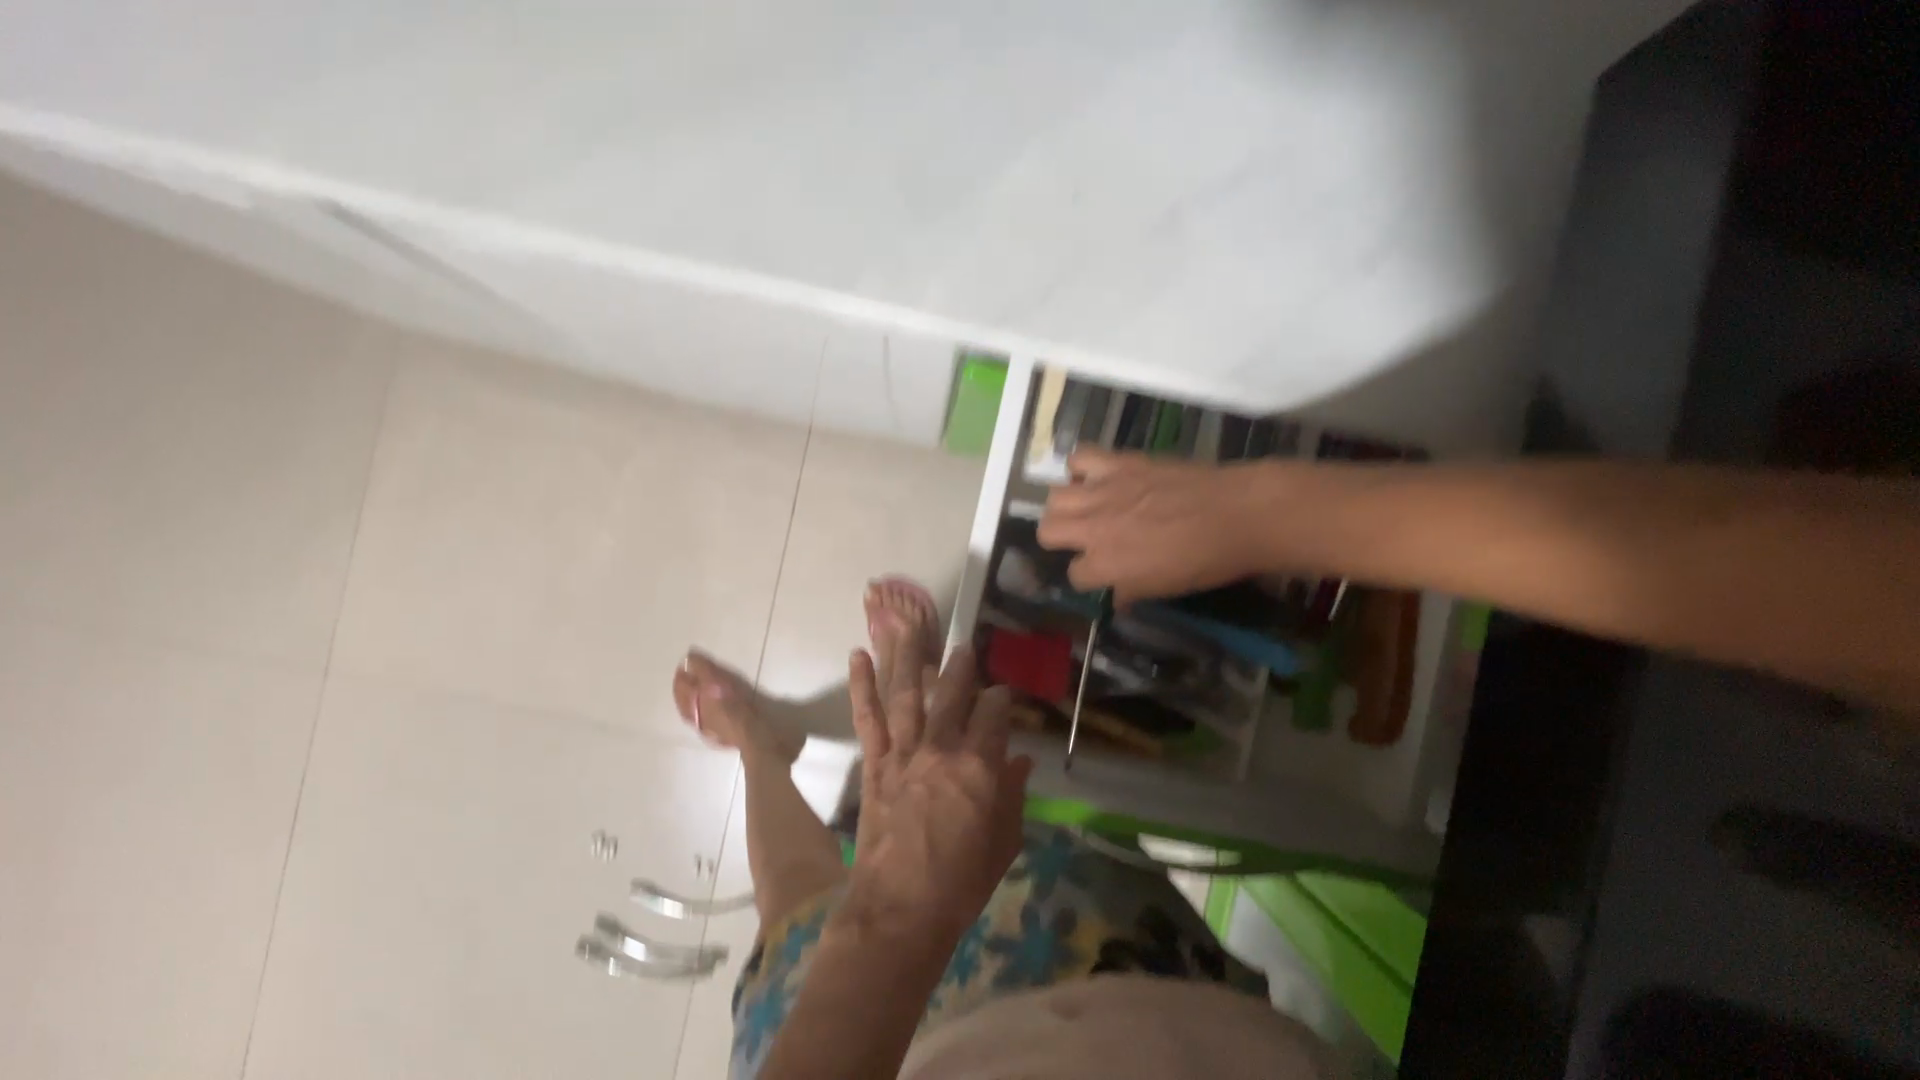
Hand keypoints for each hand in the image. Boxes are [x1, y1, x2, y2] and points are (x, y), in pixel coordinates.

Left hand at [844, 644, 1031, 941]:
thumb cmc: (961, 883)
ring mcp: (903, 754)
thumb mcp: (1004, 842)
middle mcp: (941, 749)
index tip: (1004, 695)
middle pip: (951, 693)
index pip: (994, 714)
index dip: (1001, 700)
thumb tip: (1021, 763)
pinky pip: (868, 717)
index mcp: (979, 766)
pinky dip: (861, 685)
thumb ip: (1012, 796)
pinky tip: (858, 656)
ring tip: (904, 623)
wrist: (900, 909)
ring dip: (905, 655)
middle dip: (959, 666)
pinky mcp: (874, 765)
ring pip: (905, 692)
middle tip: (963, 645)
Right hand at [1038, 448, 1276, 605]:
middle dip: (1060, 539)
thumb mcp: (1165, 588)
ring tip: (1086, 507)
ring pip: (1054, 496)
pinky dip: (1081, 467)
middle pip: (1047, 531)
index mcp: (1105, 565)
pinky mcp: (1118, 462)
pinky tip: (1097, 477)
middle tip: (1083, 539)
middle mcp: (1094, 528)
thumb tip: (1117, 595)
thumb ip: (1131, 589)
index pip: (1075, 574)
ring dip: (1066, 505)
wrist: (1236, 513)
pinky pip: (1079, 457)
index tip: (1103, 573)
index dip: (1088, 576)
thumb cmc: (1206, 560)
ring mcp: (1103, 491)